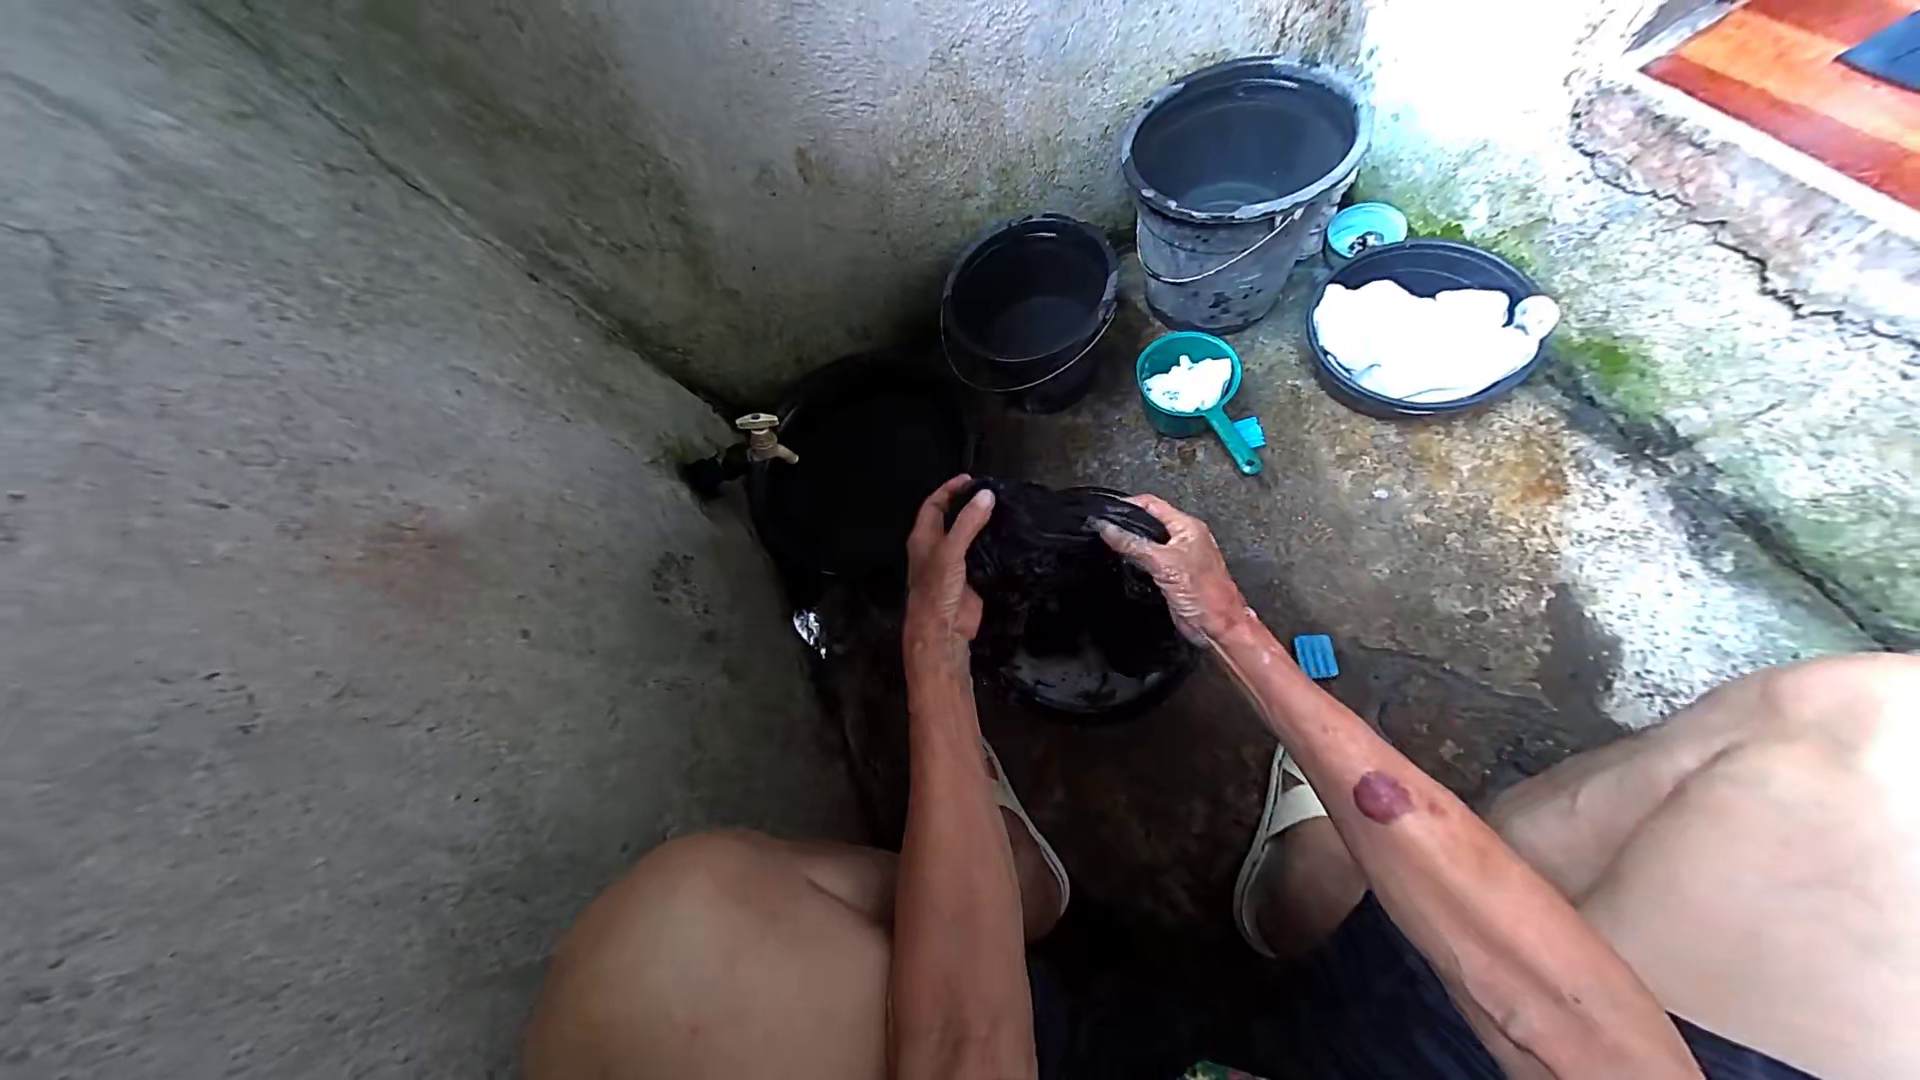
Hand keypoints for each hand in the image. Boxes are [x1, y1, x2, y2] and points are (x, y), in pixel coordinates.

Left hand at [904, 474, 994, 672]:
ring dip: (981, 524)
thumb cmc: (937, 590)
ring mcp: (952, 564)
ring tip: (1001, 509)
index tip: (970, 479)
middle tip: (989, 492)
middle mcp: (935, 548)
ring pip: (967, 536)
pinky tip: (1005, 538)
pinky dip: (991, 545)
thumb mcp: (951, 550)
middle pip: (951, 519)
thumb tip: (985, 495)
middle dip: (967, 504)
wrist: (943, 630)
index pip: (934, 505)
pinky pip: (980, 555)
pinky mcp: (969, 578)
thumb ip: (968, 522)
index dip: (950, 489)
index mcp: (923, 538)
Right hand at [1093, 494, 1250, 645]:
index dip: (1128, 504)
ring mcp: (1177, 557)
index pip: (1152, 504)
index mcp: (1187, 527)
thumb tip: (1107, 528)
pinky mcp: (1171, 574)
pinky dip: (1134, 558)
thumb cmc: (1205, 594)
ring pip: (1147, 541)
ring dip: (1129, 542)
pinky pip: (1148, 560)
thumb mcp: (1164, 563)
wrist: (1216, 626)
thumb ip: (1133, 544)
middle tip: (1103, 527)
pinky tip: (1122, 561)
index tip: (1106, 511)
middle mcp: (1183, 538)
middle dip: (1126, 523)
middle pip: (1148, 522)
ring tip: (1107, 542)